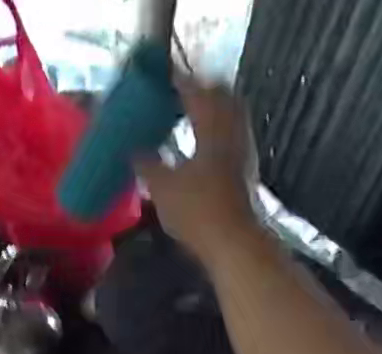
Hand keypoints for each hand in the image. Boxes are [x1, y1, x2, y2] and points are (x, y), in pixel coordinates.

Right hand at [135, 78, 262, 266]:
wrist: (236, 245)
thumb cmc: (198, 212)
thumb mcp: (163, 188)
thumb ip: (147, 164)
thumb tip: (133, 151)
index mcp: (212, 124)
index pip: (193, 88)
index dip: (174, 81)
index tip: (157, 80)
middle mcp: (233, 129)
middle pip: (220, 95)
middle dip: (199, 91)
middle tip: (177, 97)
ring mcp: (245, 151)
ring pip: (230, 117)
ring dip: (211, 114)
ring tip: (189, 122)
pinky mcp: (248, 173)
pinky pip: (233, 139)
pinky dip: (217, 136)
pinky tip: (203, 152)